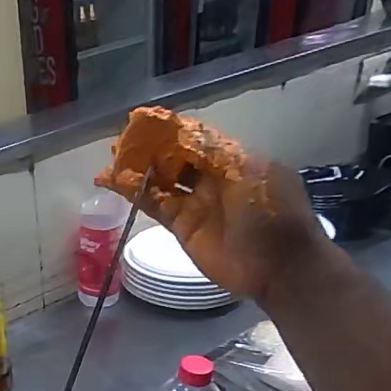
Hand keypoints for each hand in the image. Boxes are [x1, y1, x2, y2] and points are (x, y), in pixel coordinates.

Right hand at [99, 155, 333, 303]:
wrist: (278, 266)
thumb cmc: (272, 212)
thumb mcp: (248, 172)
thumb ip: (212, 152)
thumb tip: (180, 133)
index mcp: (236, 161)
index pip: (197, 140)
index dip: (172, 132)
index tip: (145, 125)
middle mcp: (213, 179)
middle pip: (175, 159)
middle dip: (150, 151)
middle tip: (122, 144)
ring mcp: (195, 203)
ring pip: (161, 181)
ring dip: (138, 171)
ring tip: (111, 162)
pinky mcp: (180, 226)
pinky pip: (154, 205)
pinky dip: (135, 194)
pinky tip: (115, 184)